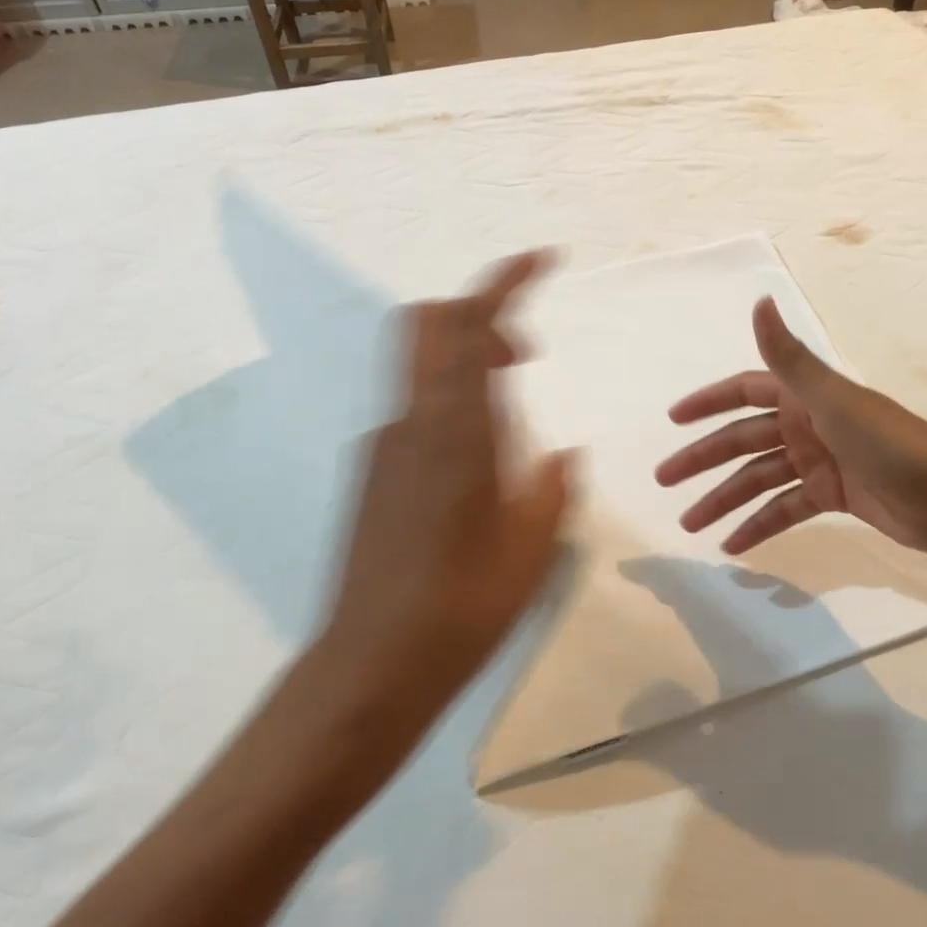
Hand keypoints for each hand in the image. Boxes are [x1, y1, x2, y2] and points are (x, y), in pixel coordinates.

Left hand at [322, 252, 574, 698]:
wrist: (371, 664)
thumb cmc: (462, 607)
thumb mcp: (532, 547)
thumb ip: (550, 486)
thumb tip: (558, 454)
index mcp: (453, 431)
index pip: (467, 324)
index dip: (505, 280)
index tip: (544, 262)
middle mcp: (409, 425)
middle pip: (428, 326)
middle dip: (479, 316)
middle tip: (527, 355)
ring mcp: (380, 449)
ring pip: (422, 372)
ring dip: (466, 367)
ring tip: (513, 420)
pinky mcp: (369, 477)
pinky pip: (414, 416)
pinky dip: (450, 409)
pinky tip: (477, 472)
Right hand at [656, 298, 926, 561]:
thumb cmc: (891, 444)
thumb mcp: (834, 401)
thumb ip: (791, 358)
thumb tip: (760, 300)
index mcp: (806, 397)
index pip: (745, 391)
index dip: (708, 403)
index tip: (673, 419)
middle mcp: (807, 425)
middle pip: (743, 441)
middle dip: (703, 461)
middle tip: (664, 482)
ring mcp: (819, 462)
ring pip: (759, 480)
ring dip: (725, 501)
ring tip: (691, 525)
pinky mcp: (831, 497)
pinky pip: (784, 509)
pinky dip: (759, 526)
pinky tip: (733, 545)